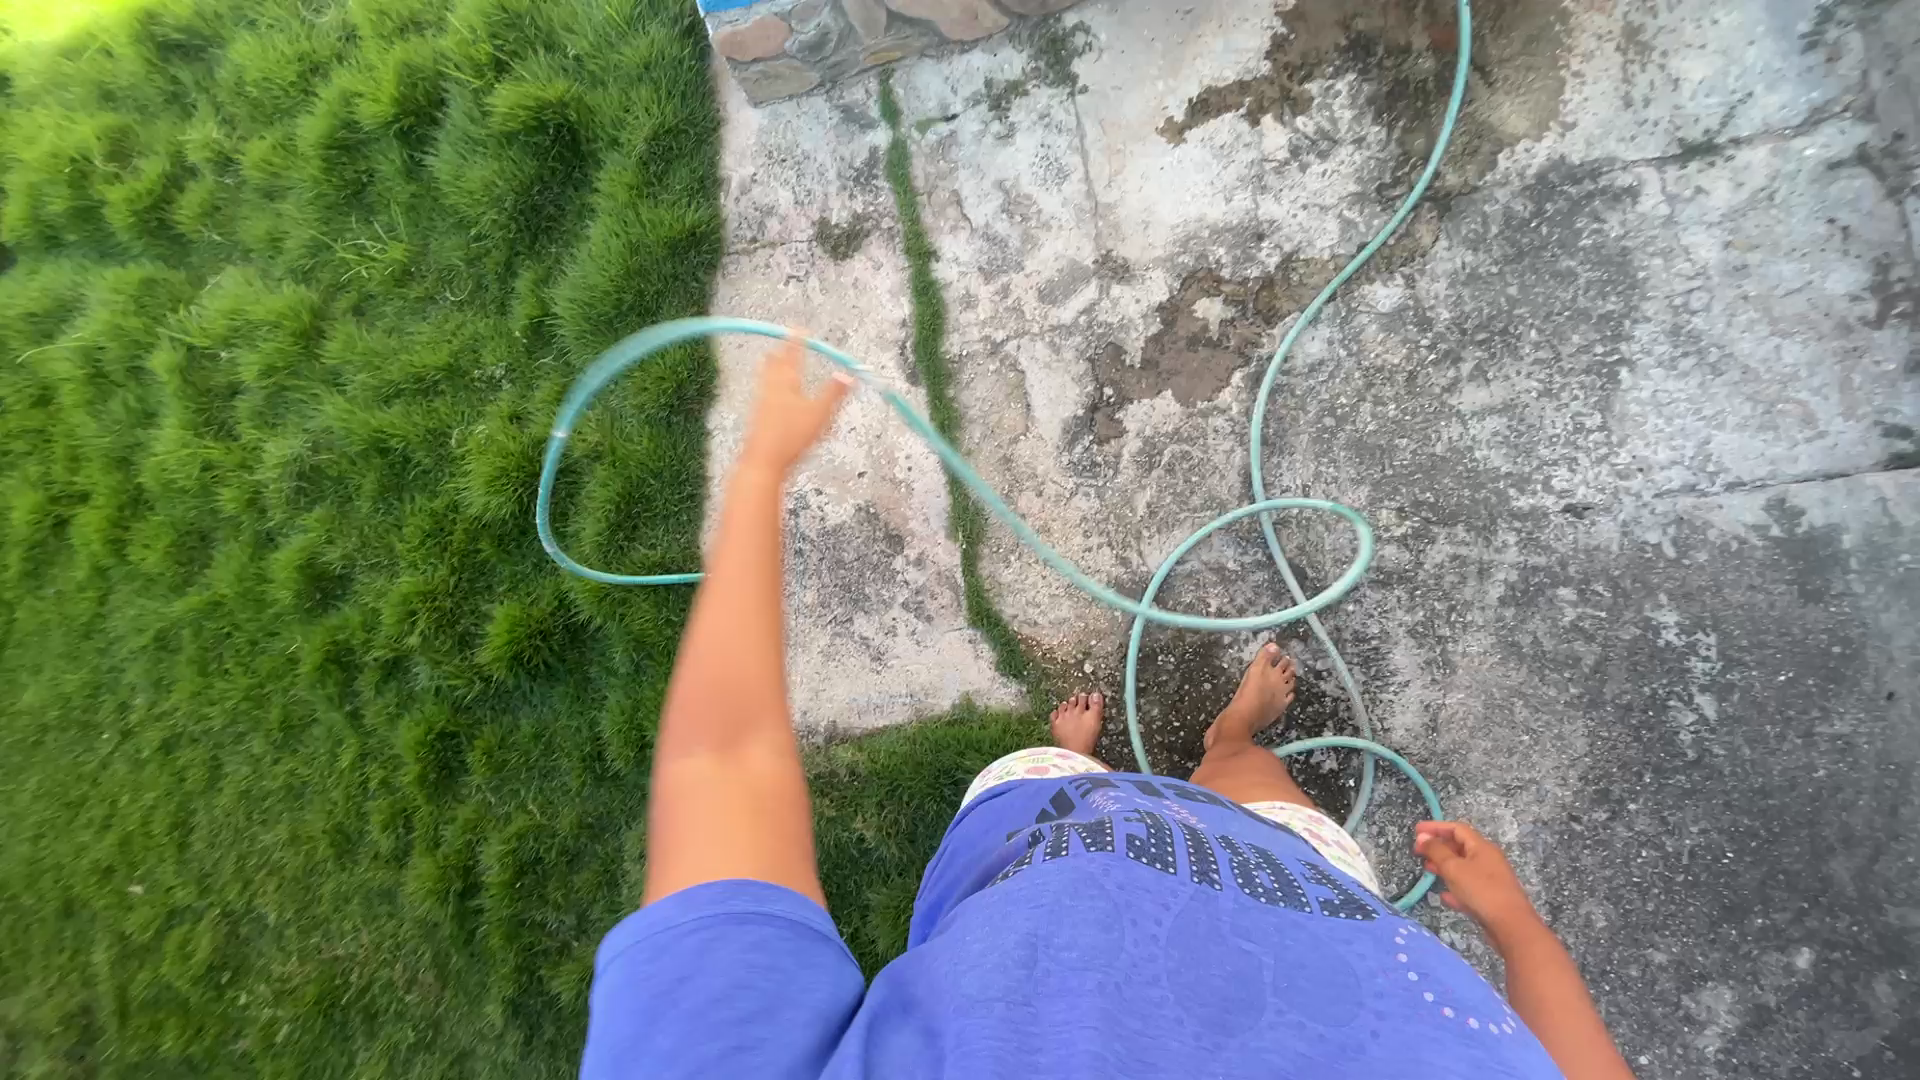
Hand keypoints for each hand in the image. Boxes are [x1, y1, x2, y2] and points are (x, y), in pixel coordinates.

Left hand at [738, 331, 852, 476]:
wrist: (763, 461)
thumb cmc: (792, 437)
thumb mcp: (820, 414)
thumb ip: (834, 393)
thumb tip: (849, 375)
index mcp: (787, 382)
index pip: (793, 355)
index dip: (798, 340)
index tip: (800, 327)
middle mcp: (771, 387)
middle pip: (775, 362)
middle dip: (782, 350)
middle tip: (784, 339)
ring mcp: (761, 402)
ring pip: (766, 375)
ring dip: (772, 364)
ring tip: (771, 357)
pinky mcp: (757, 416)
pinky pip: (763, 390)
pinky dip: (768, 382)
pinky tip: (767, 391)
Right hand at [1413, 821, 1541, 944]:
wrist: (1512, 927)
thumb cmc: (1481, 891)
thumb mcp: (1453, 867)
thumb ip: (1436, 850)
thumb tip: (1423, 837)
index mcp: (1482, 848)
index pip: (1456, 829)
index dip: (1435, 827)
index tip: (1416, 831)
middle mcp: (1488, 860)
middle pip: (1460, 847)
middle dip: (1438, 847)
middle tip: (1418, 851)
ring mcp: (1491, 880)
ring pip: (1463, 867)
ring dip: (1444, 866)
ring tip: (1428, 870)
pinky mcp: (1491, 898)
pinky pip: (1469, 887)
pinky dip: (1455, 887)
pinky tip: (1444, 896)